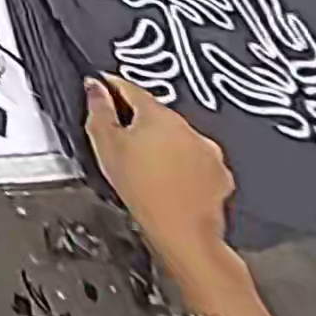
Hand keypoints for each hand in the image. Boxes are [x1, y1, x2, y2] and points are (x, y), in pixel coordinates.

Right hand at [84, 74, 233, 253]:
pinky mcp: (220, 176)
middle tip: (114, 128)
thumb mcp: (103, 140)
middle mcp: (190, 129)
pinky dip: (178, 159)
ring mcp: (209, 153)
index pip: (131, 88)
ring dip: (158, 138)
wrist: (182, 230)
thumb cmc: (139, 183)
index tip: (99, 85)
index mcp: (159, 116)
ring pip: (176, 135)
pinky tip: (164, 173)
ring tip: (139, 156)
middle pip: (155, 112)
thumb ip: (99, 107)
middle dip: (135, 116)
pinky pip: (193, 157)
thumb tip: (95, 85)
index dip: (111, 84)